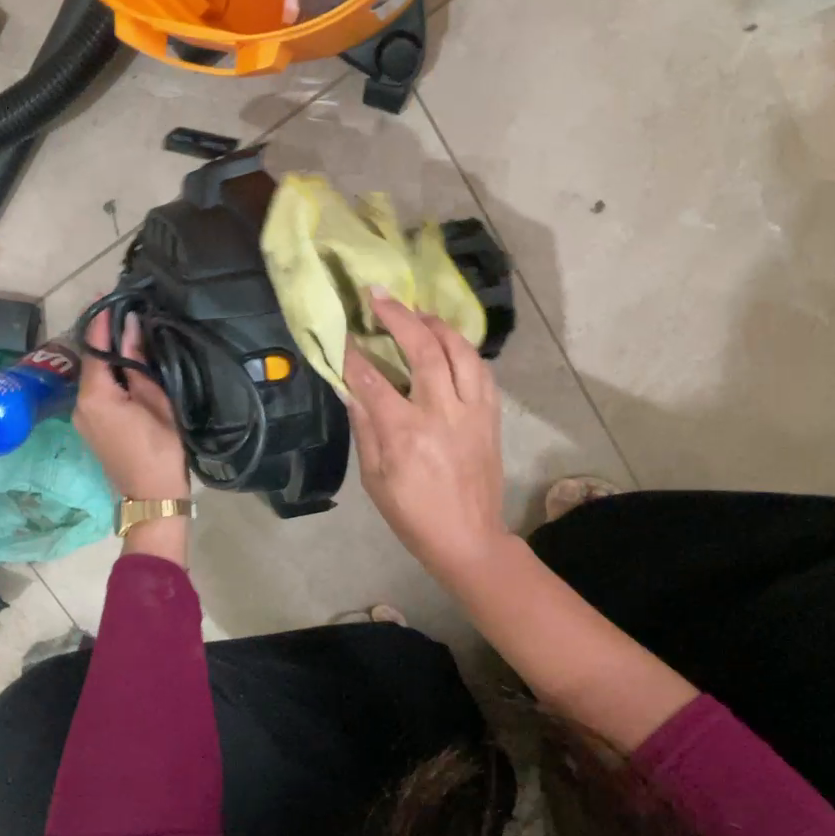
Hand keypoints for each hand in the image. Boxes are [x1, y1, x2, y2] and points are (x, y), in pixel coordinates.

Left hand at [75, 310, 190, 560]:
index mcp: (96, 396)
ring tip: (131, 334)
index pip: (94, 348)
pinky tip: (127, 366)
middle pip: (91, 361)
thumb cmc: (160, 450)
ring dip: (109, 357)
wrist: (152, 496)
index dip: (102, 321)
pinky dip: (109, 376)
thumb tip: (132, 327)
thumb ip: (140, 364)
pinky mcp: (91, 427)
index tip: (111, 296)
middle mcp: (80, 403)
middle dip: (106, 337)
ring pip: (94, 377)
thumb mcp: (157, 402)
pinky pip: (97, 392)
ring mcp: (83, 418)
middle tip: (126, 311)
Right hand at [344, 288, 512, 583]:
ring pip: (461, 352)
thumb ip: (366, 429)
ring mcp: (472, 413)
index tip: (343, 333)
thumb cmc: (412, 514)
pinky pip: (481, 371)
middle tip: (379, 297)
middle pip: (423, 350)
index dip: (354, 353)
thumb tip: (352, 389)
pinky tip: (449, 344)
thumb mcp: (375, 479)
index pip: (373, 380)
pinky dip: (464, 350)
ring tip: (417, 314)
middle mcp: (441, 414)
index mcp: (405, 434)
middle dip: (398, 317)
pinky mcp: (491, 417)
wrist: (468, 539)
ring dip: (437, 325)